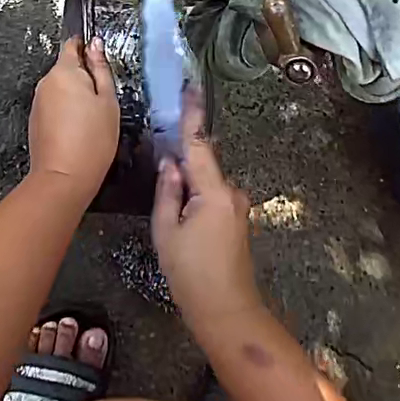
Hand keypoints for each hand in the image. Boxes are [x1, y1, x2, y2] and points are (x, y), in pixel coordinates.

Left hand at [27, 37, 118, 198]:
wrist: (64, 177)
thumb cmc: (91, 141)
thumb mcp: (107, 100)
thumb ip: (101, 68)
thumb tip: (96, 44)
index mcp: (64, 72)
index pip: (72, 44)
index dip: (88, 48)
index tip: (100, 59)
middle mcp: (46, 83)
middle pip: (67, 68)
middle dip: (85, 78)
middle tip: (103, 100)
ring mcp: (39, 102)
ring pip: (62, 89)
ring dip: (77, 97)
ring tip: (93, 119)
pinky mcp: (36, 119)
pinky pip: (55, 106)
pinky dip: (67, 112)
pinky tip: (80, 130)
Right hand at [151, 95, 257, 327]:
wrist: (227, 312)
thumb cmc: (192, 275)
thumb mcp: (166, 231)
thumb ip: (166, 191)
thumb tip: (169, 164)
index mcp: (214, 192)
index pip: (200, 145)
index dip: (193, 116)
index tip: (191, 89)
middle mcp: (232, 193)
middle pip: (202, 165)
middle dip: (181, 166)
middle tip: (161, 185)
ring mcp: (238, 207)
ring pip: (206, 183)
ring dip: (188, 187)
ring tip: (171, 218)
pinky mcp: (237, 219)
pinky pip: (213, 197)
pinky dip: (197, 198)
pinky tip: (184, 221)